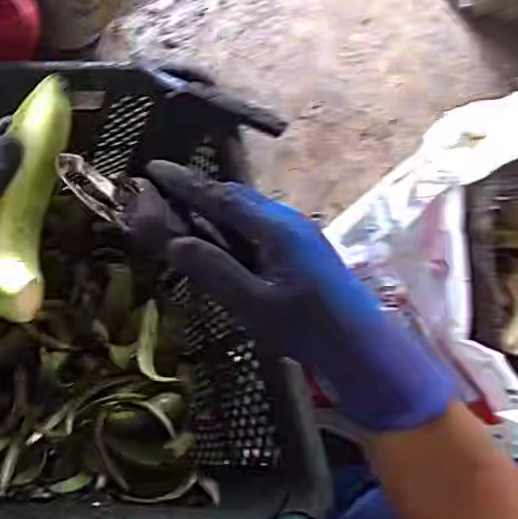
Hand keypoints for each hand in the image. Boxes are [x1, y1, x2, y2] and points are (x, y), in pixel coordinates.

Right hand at [142, 160, 455, 431]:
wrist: (364, 351)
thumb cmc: (308, 328)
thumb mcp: (252, 303)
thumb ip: (213, 269)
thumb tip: (173, 242)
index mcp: (275, 228)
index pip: (220, 196)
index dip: (184, 182)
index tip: (153, 167)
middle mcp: (287, 221)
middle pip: (234, 196)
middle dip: (196, 190)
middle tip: (160, 190)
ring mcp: (297, 234)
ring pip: (246, 210)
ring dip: (211, 207)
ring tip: (180, 212)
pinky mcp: (301, 250)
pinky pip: (255, 226)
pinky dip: (227, 225)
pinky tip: (216, 240)